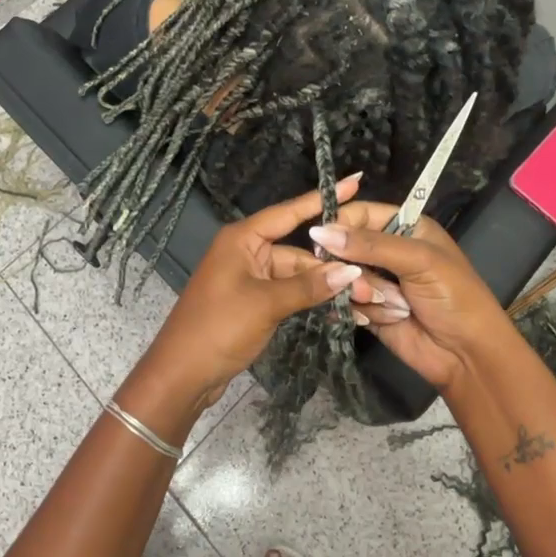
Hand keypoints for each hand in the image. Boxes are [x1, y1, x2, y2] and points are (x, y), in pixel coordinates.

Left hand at [139, 175, 379, 409]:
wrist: (183, 374)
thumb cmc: (218, 327)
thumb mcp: (266, 304)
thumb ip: (308, 286)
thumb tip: (350, 271)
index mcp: (242, 238)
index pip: (289, 212)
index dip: (322, 199)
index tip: (355, 182)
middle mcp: (247, 251)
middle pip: (299, 250)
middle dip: (333, 265)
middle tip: (373, 278)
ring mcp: (251, 278)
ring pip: (298, 275)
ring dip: (327, 288)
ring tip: (368, 301)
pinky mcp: (254, 302)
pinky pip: (290, 294)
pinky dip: (312, 301)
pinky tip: (342, 313)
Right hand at [306, 203, 512, 390]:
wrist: (468, 357)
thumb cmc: (454, 297)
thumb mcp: (418, 260)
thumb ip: (370, 245)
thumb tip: (318, 233)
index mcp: (406, 227)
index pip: (360, 214)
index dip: (339, 224)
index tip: (320, 240)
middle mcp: (389, 251)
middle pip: (346, 247)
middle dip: (351, 266)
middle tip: (360, 282)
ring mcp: (378, 282)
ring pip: (344, 277)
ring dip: (363, 293)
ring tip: (394, 307)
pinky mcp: (370, 309)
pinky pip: (347, 302)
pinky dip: (360, 311)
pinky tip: (382, 320)